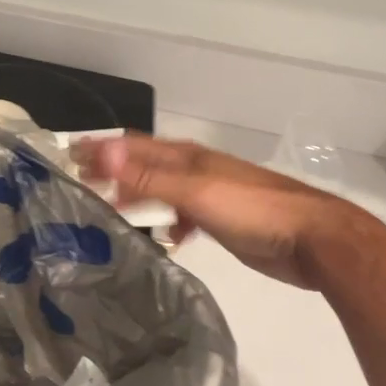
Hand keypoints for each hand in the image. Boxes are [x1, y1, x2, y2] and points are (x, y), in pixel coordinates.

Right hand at [73, 134, 365, 289]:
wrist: (317, 240)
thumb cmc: (253, 211)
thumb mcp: (195, 192)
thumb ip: (148, 176)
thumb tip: (100, 152)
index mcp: (186, 156)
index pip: (131, 145)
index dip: (100, 148)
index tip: (68, 156)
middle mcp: (194, 169)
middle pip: (144, 164)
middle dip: (113, 170)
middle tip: (82, 183)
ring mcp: (210, 193)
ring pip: (162, 189)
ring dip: (137, 197)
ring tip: (111, 211)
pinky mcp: (223, 219)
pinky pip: (183, 214)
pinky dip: (167, 221)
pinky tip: (164, 239)